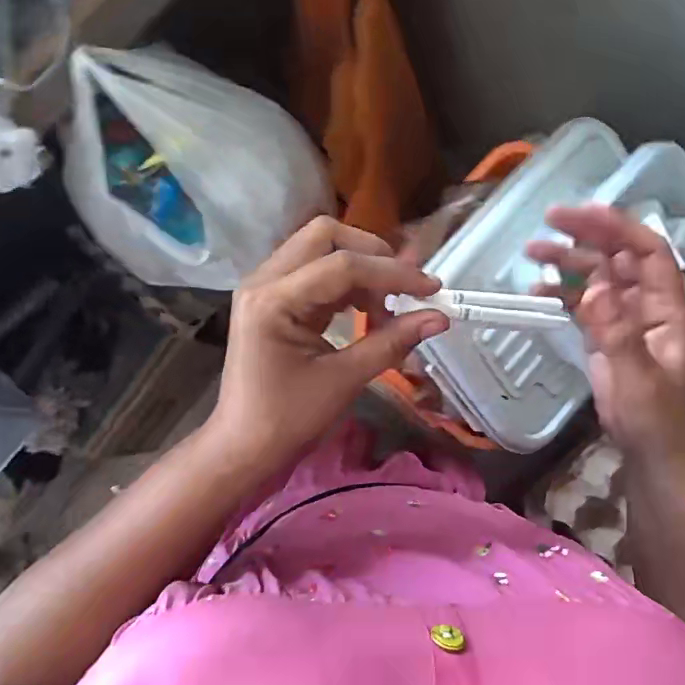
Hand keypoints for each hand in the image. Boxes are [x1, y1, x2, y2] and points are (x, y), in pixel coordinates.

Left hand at [204, 216, 450, 470]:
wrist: (244, 448)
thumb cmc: (288, 421)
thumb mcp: (343, 380)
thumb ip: (391, 342)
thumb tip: (439, 317)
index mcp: (273, 300)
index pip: (342, 265)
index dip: (393, 273)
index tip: (431, 289)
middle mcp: (263, 281)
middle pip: (325, 236)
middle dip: (372, 254)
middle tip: (404, 287)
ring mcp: (264, 288)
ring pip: (319, 248)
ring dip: (359, 267)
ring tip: (387, 306)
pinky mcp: (271, 299)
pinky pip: (313, 272)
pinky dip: (344, 283)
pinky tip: (366, 310)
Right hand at [526, 205, 684, 457]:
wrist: (655, 452)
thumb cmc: (656, 418)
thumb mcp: (638, 377)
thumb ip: (617, 333)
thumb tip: (593, 288)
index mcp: (668, 309)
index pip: (648, 253)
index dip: (619, 228)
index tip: (583, 214)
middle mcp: (648, 305)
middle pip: (618, 257)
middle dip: (586, 235)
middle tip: (548, 221)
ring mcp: (625, 320)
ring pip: (597, 277)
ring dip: (568, 262)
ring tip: (532, 251)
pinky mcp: (606, 336)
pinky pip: (583, 304)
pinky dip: (562, 294)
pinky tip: (536, 292)